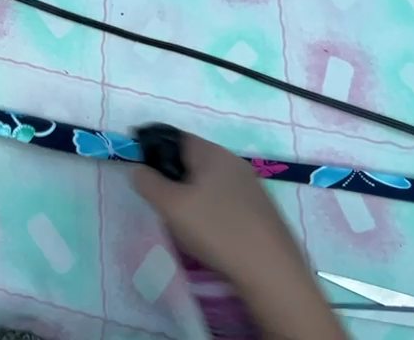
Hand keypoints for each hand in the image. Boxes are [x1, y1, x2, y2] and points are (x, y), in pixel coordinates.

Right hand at [131, 131, 310, 292]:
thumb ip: (146, 181)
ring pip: (209, 183)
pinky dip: (212, 212)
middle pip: (192, 161)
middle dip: (173, 177)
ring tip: (185, 223)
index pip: (174, 137)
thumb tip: (139, 169)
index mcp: (213, 153)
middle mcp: (235, 163)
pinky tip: (212, 235)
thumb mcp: (168, 205)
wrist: (274, 276)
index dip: (153, 150)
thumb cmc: (217, 231)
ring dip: (192, 196)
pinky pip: (226, 202)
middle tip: (162, 201)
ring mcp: (253, 188)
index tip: (142, 171)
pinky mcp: (263, 212)